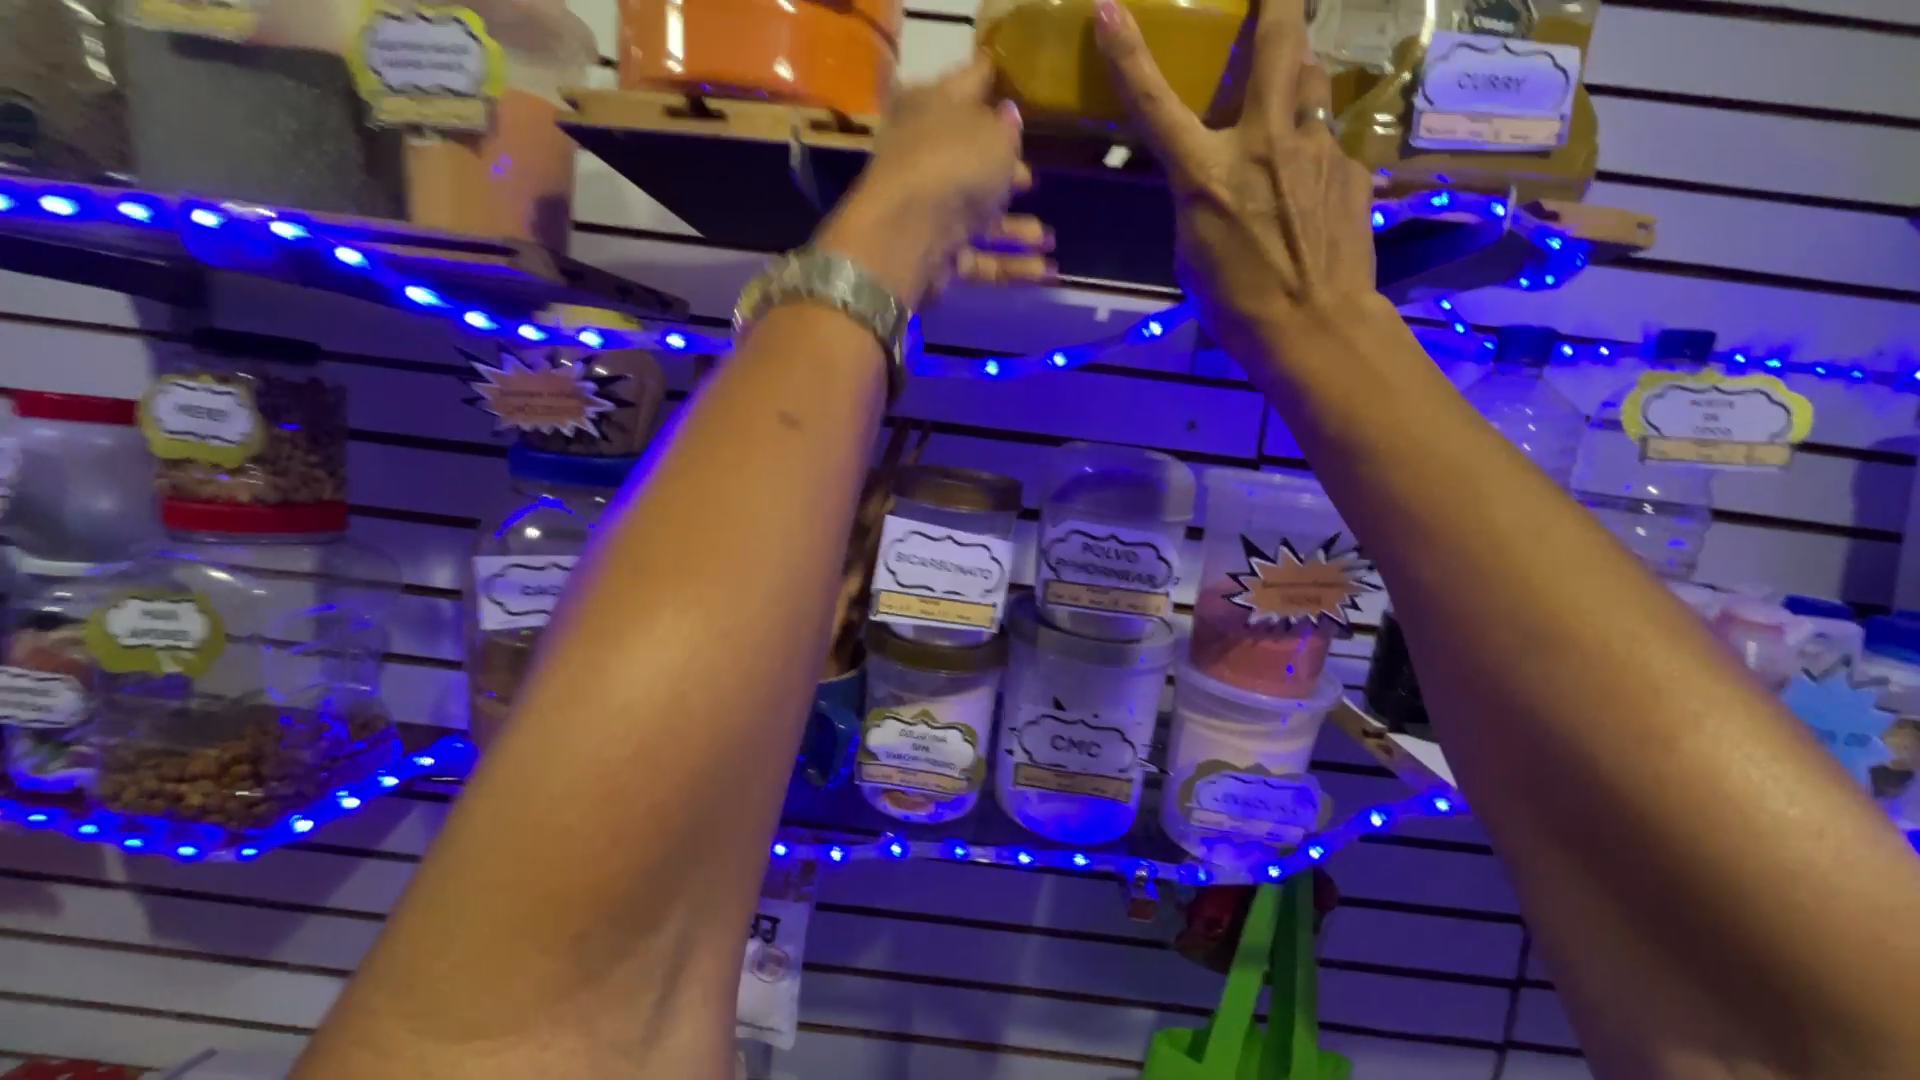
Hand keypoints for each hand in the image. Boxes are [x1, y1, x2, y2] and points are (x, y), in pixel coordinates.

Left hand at [815, 55, 1050, 306]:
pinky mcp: (934, 254)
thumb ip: (1006, 129)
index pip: (965, 84)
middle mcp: (923, 155)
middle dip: (1003, 170)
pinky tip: (1046, 269)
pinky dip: (1011, 264)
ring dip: (1015, 227)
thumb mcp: (994, 134)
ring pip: (977, 215)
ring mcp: (927, 209)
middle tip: (1030, 178)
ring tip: (1048, 237)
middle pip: (969, 158)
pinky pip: (980, 258)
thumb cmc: (953, 163)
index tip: (1006, 78)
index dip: (987, 79)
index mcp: (930, 107)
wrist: (907, 233)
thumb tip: (1007, 119)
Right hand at [1093, 0, 1380, 358]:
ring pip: (1313, 83)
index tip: (1110, 9)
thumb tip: (1220, 172)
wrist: (1313, 328)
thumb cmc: (1235, 304)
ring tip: (1292, 93)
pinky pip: (1329, 141)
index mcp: (1205, 174)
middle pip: (1279, 42)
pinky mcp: (1350, 168)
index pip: (1155, 104)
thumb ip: (1202, 196)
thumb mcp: (1194, 249)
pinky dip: (1317, 150)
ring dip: (1301, 76)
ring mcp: (1314, 149)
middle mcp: (1262, 143)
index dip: (1129, 55)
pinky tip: (1314, 188)